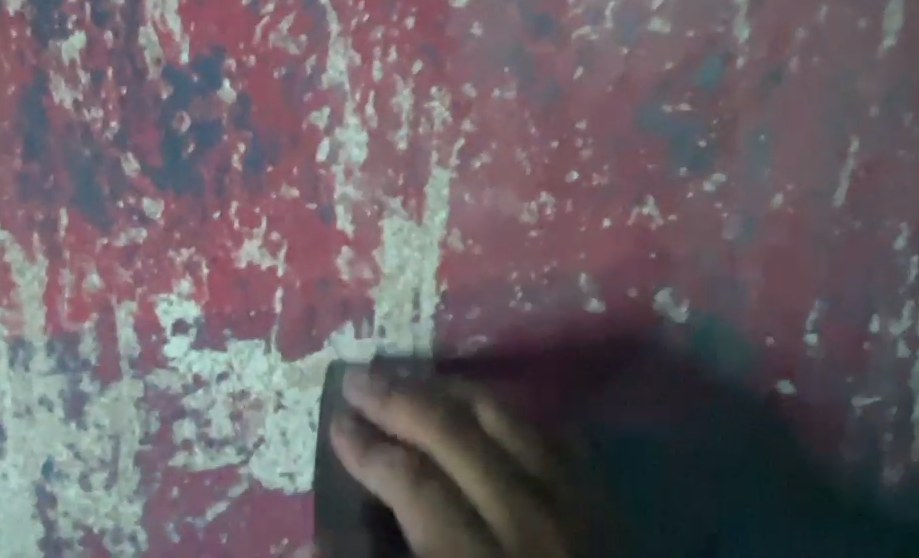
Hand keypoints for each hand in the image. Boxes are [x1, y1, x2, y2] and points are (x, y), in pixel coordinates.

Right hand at [330, 367, 592, 557]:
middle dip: (400, 401)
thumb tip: (311, 542)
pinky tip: (482, 402)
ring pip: (508, 421)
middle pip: (459, 438)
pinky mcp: (607, 509)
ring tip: (408, 377)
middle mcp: (533, 528)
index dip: (370, 451)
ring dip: (451, 392)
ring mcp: (579, 513)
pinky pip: (556, 436)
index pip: (416, 486)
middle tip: (357, 379)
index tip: (336, 424)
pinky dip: (512, 413)